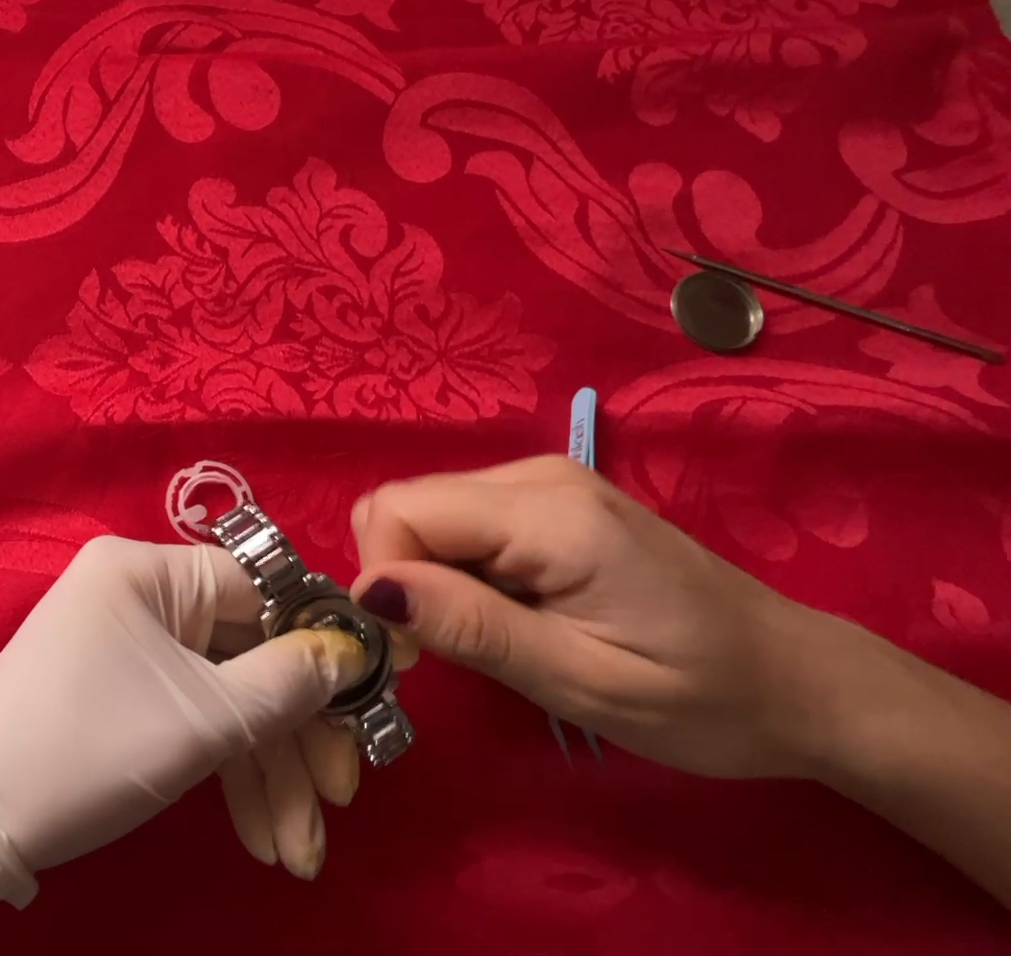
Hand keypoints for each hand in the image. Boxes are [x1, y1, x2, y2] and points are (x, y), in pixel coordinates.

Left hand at [0, 537, 369, 921]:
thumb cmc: (90, 750)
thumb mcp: (204, 720)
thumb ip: (289, 682)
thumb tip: (351, 651)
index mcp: (147, 569)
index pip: (261, 590)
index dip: (318, 649)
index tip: (365, 709)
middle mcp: (137, 590)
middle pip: (247, 652)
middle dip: (293, 737)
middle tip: (336, 803)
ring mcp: (128, 640)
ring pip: (223, 693)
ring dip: (264, 771)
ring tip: (296, 852)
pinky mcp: (122, 684)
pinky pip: (190, 710)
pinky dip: (224, 767)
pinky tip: (259, 834)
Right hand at [348, 455, 872, 779]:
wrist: (803, 682)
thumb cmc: (702, 698)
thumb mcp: (580, 681)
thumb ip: (470, 627)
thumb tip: (369, 591)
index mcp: (550, 514)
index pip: (399, 510)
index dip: (386, 576)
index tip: (421, 646)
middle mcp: (535, 476)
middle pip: (402, 503)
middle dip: (399, 576)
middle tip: (449, 646)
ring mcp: (542, 480)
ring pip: (422, 510)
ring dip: (424, 575)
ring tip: (486, 632)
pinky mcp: (547, 498)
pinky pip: (455, 519)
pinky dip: (451, 567)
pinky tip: (503, 608)